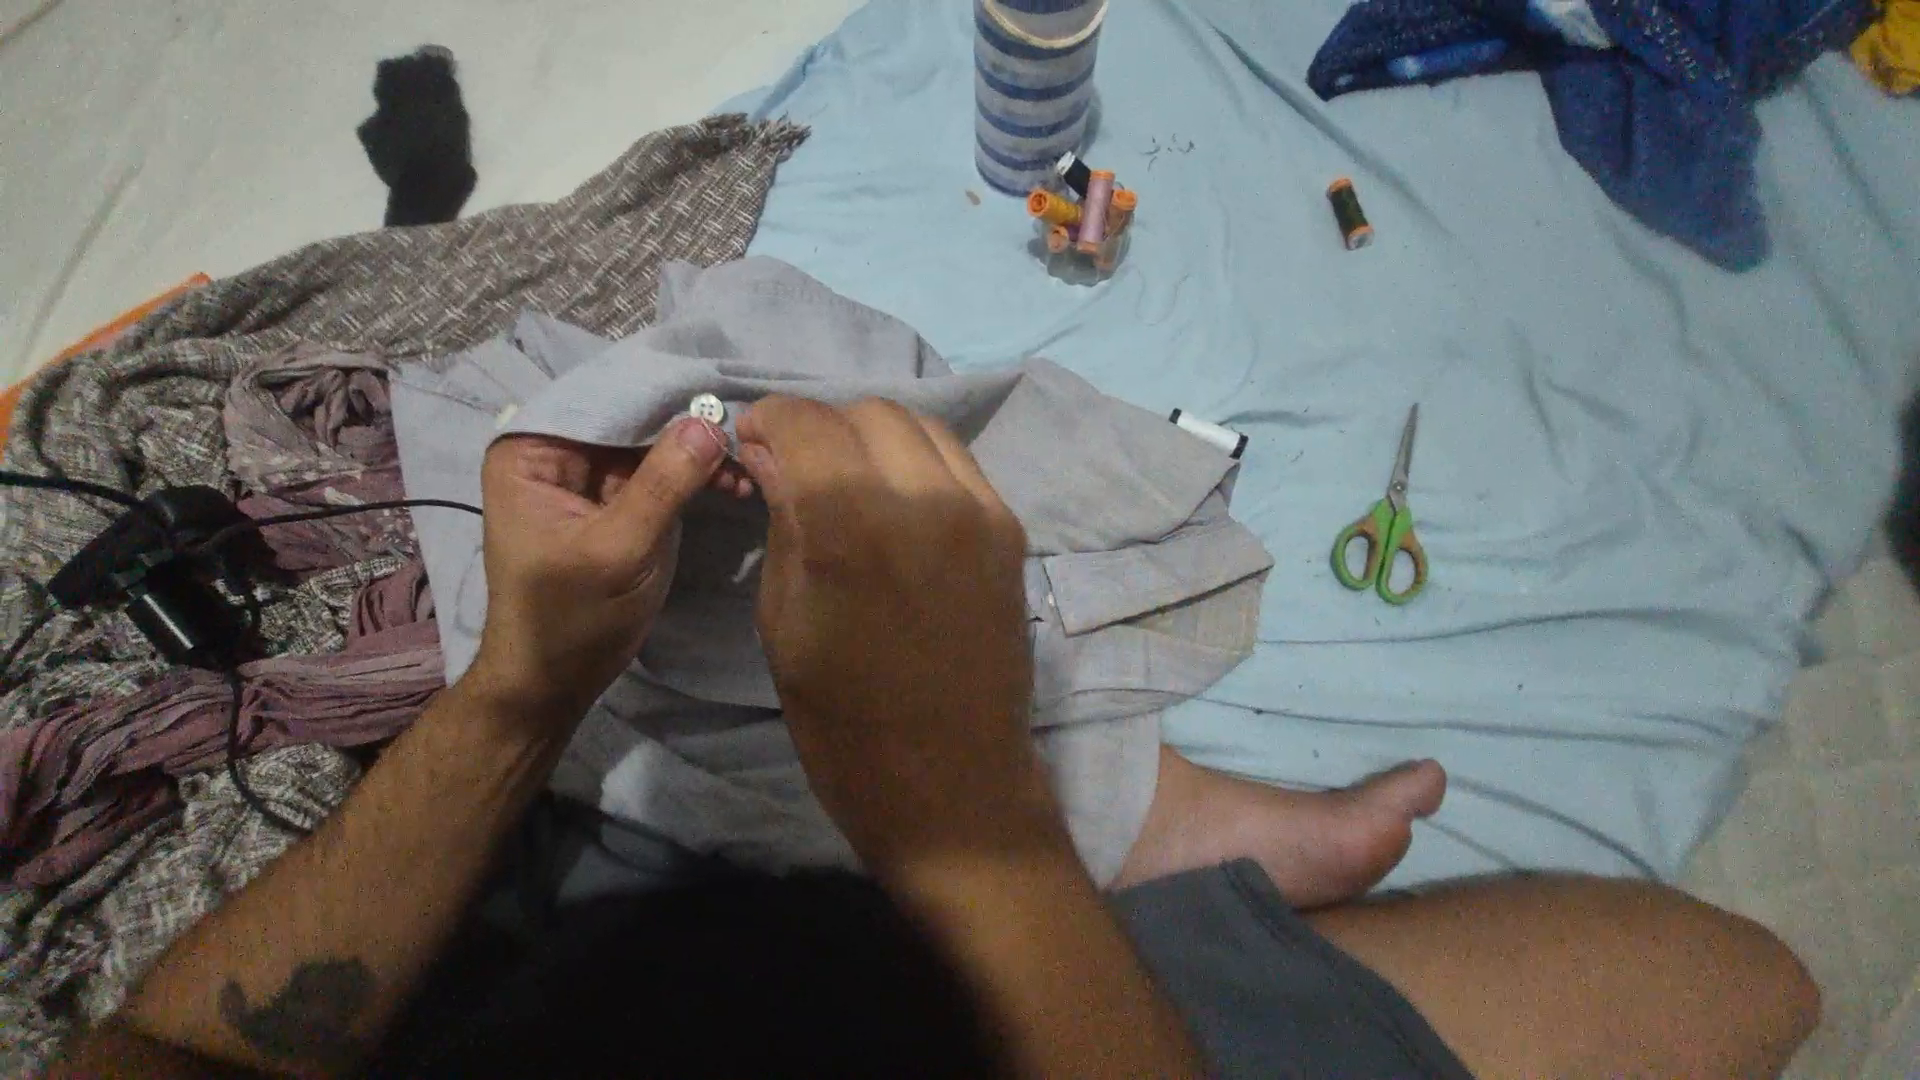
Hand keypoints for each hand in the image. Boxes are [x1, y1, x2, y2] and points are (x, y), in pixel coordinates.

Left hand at [468, 418, 728, 723]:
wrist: (559, 680)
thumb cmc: (571, 617)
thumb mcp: (618, 550)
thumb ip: (662, 485)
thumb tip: (710, 423)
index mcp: (533, 452)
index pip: (604, 402)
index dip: (662, 397)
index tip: (719, 394)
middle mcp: (559, 455)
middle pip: (633, 421)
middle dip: (689, 427)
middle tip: (746, 430)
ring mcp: (594, 481)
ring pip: (656, 446)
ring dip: (702, 455)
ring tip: (747, 468)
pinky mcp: (623, 505)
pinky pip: (665, 476)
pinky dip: (699, 479)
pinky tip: (734, 485)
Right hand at [735, 397, 1072, 874]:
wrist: (954, 783)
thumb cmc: (845, 723)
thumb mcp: (784, 620)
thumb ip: (784, 519)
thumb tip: (772, 454)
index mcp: (853, 521)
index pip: (805, 420)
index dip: (767, 421)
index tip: (752, 444)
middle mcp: (927, 496)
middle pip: (868, 411)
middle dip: (822, 427)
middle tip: (799, 467)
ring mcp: (981, 510)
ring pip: (921, 426)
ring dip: (874, 438)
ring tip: (850, 479)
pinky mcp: (1011, 530)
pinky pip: (958, 464)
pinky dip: (919, 463)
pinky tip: (899, 501)